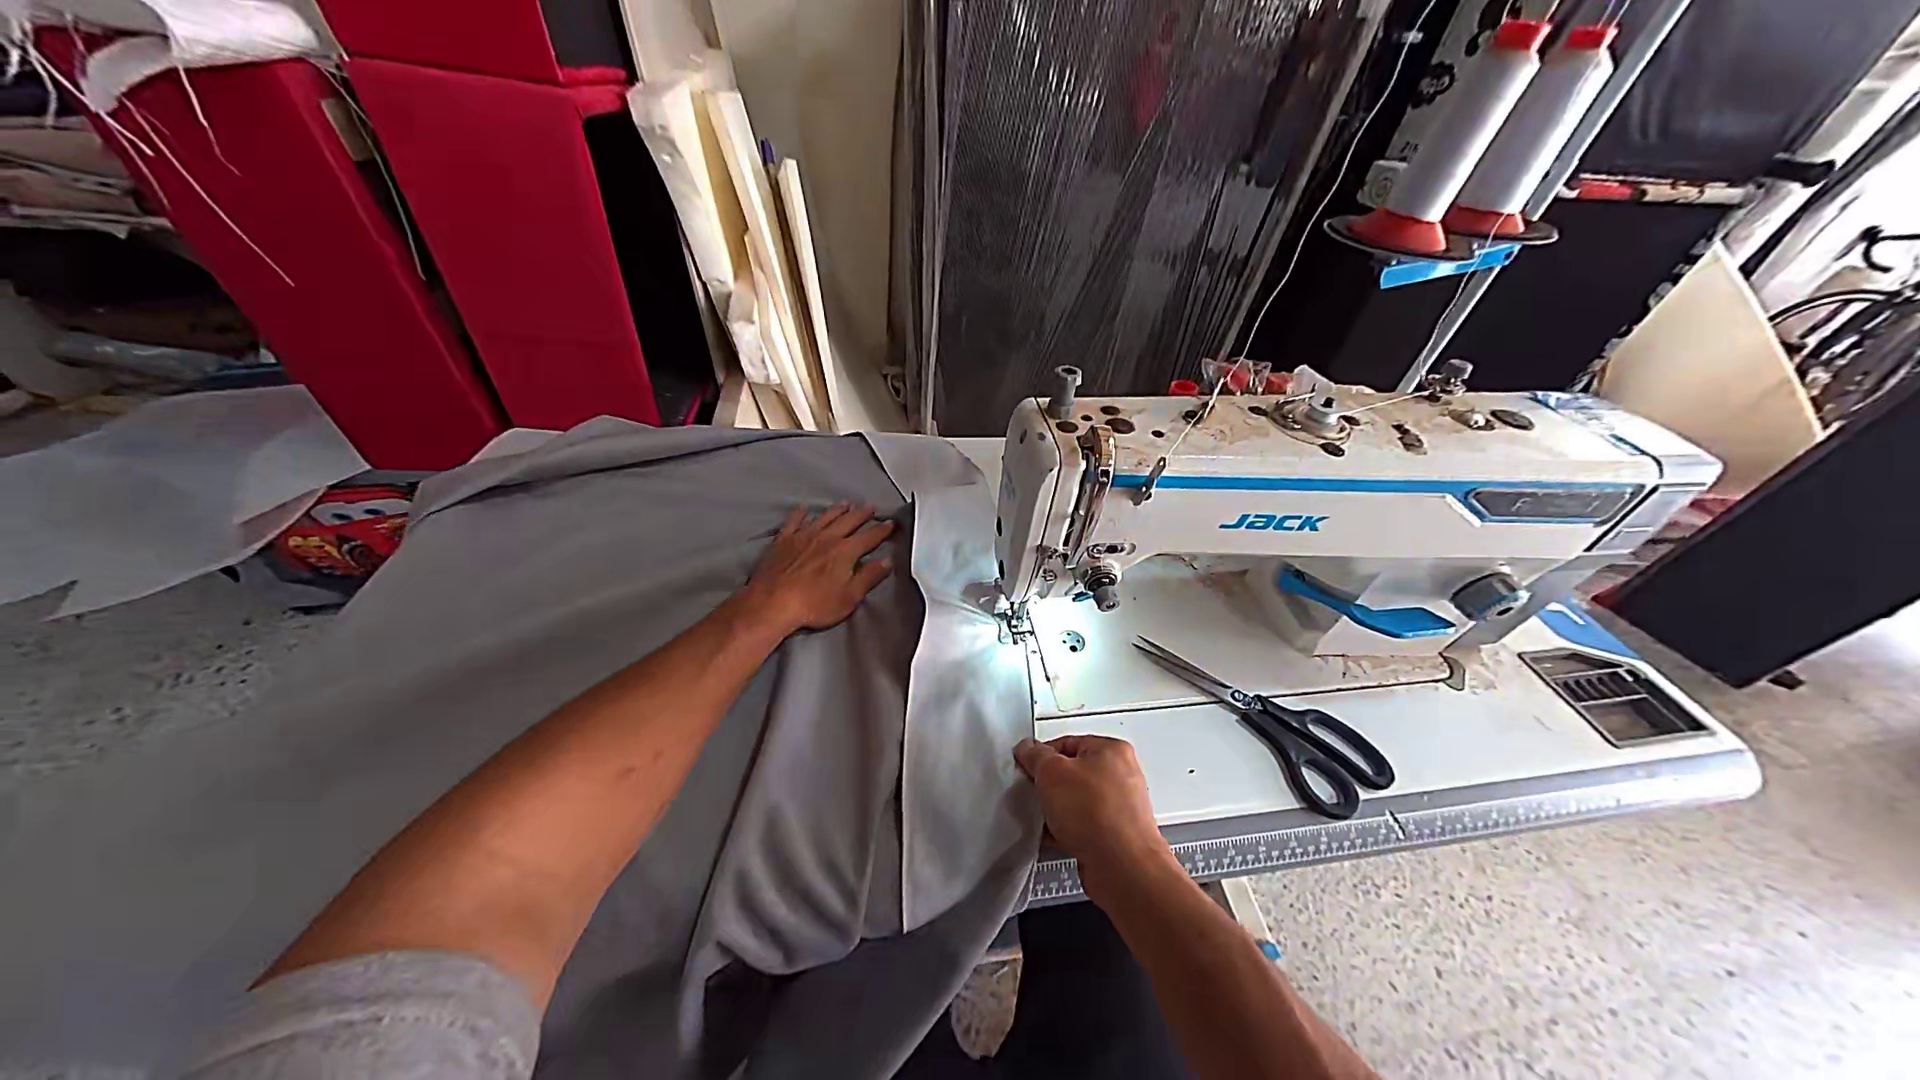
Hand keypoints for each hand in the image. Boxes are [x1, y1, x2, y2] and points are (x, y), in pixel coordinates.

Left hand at [738, 503, 896, 634]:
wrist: (772, 602)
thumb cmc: (815, 604)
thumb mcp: (850, 597)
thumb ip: (869, 577)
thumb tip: (886, 561)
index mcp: (845, 551)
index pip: (869, 537)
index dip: (882, 530)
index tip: (892, 523)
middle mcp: (827, 538)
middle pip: (848, 521)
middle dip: (862, 514)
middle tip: (871, 507)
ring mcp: (803, 536)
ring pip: (824, 517)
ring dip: (837, 509)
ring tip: (846, 504)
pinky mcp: (783, 540)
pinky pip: (794, 521)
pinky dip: (800, 514)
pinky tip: (803, 509)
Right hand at [1014, 735, 1177, 900]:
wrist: (1121, 866)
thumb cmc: (1098, 816)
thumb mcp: (1052, 773)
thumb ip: (1036, 756)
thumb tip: (1028, 750)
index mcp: (1111, 750)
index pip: (1067, 742)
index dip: (1042, 754)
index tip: (1027, 765)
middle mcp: (1121, 775)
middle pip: (1073, 772)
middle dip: (1050, 784)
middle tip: (1036, 791)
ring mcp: (1120, 806)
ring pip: (1077, 801)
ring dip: (1058, 809)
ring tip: (1046, 817)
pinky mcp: (1116, 834)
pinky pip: (1084, 825)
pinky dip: (1067, 829)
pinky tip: (1054, 836)